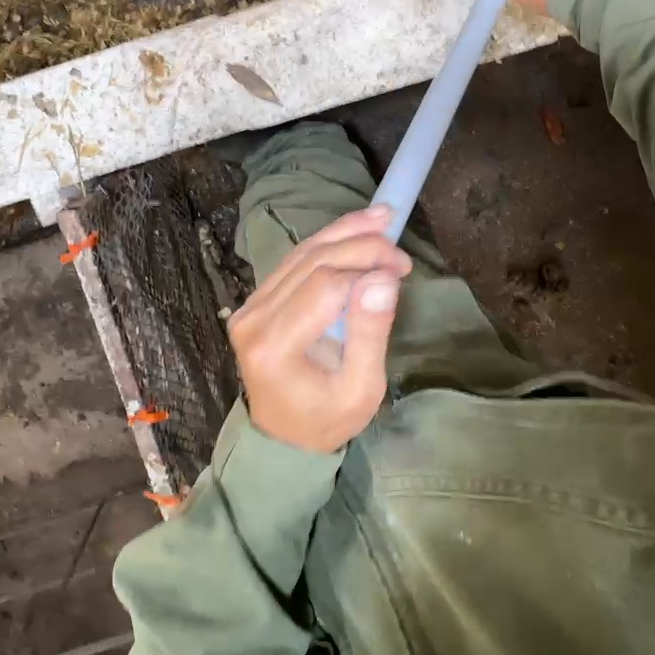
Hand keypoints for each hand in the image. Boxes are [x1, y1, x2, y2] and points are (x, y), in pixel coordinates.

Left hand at [228, 206, 410, 452]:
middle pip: (312, 262)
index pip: (324, 286)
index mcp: (275, 347)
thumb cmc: (326, 419)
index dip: (366, 268)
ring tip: (384, 217)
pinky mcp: (257, 300)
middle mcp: (254, 319)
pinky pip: (295, 261)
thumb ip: (369, 333)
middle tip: (401, 253)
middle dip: (361, 246)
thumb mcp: (361, 390)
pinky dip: (329, 242)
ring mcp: (250, 306)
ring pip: (302, 253)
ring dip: (345, 232)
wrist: (285, 436)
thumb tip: (383, 279)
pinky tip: (358, 228)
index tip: (403, 271)